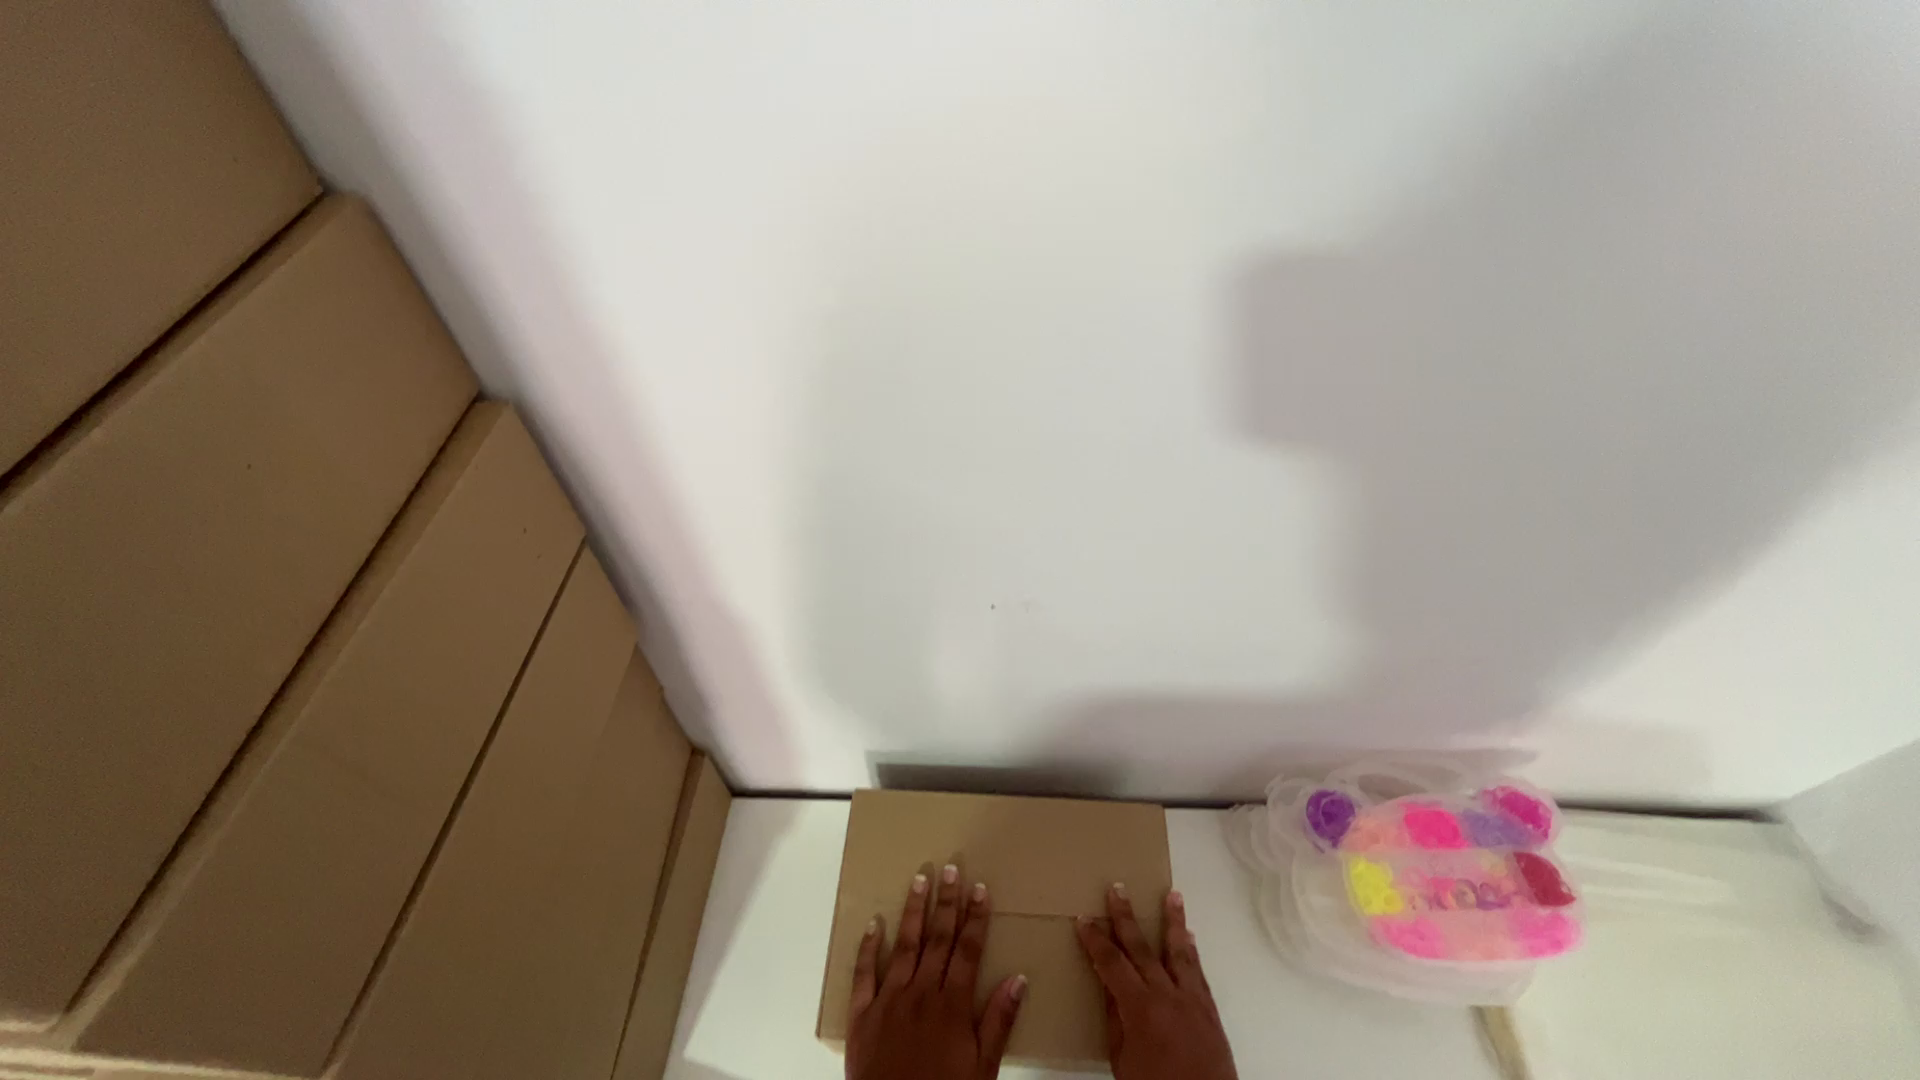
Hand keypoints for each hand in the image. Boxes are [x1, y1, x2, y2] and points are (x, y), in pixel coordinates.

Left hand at [847, 865, 1026, 1079]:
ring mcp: (889, 1001)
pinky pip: (864, 974)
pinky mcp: (862, 1016)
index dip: (976, 918)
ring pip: (903, 946)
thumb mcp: (983, 1070)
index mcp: (952, 1007)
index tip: (980, 889)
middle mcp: (921, 995)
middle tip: (951, 869)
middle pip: (937, 940)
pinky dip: (868, 947)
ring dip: (913, 911)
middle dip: (947, 903)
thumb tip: (1019, 979)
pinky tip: (874, 922)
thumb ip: (999, 1022)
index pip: (968, 951)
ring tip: (919, 879)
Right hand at [1075, 885, 1238, 1079]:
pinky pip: (1198, 972)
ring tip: (1172, 894)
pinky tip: (1190, 937)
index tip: (1083, 919)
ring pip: (1179, 951)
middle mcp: (1166, 995)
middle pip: (1142, 947)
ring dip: (1174, 921)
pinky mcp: (1210, 1009)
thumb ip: (1115, 1019)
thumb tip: (1107, 985)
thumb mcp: (1122, 1060)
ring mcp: (1191, 1000)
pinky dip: (1192, 951)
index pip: (1111, 963)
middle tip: (1117, 888)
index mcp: (1139, 1007)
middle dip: (1126, 917)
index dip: (1095, 939)